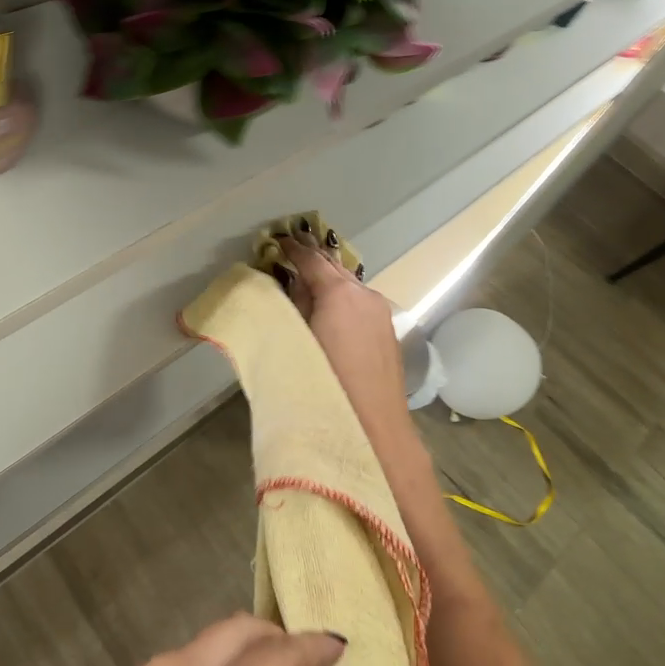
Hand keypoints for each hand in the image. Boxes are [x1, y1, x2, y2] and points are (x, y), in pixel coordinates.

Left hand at [143, 614, 346, 665]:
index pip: (278, 652)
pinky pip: (193, 655)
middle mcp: (183, 661)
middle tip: (304, 657)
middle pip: (243, 627)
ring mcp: (158, 663)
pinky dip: (221, 660)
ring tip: (270, 665)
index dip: (312, 647)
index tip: (338, 642)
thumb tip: (310, 660)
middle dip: (278, 637)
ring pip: (216, 638)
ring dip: (249, 649)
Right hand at [273, 230, 408, 429]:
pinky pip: (359, 302)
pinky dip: (342, 296)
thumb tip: (292, 283)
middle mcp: (364, 294)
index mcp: (340, 292)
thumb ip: (294, 305)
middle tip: (291, 249)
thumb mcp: (297, 338)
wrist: (375, 426)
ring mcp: (381, 312)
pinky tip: (330, 306)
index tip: (276, 239)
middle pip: (334, 267)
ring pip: (349, 285)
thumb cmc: (326, 381)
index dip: (292, 248)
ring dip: (329, 278)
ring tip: (306, 277)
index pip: (311, 259)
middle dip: (312, 258)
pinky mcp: (387, 331)